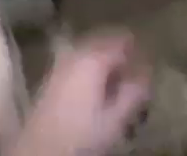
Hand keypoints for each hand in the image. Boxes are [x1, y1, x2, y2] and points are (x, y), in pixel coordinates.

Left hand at [9, 32, 150, 155]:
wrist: (39, 149)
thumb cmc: (80, 136)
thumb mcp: (113, 120)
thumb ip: (132, 94)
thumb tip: (146, 75)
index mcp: (93, 58)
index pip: (122, 41)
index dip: (137, 50)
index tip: (147, 64)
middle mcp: (76, 52)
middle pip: (104, 42)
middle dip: (120, 55)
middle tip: (134, 75)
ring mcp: (61, 62)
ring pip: (90, 52)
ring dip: (106, 63)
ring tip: (118, 84)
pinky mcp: (52, 75)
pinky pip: (78, 61)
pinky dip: (91, 69)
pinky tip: (97, 90)